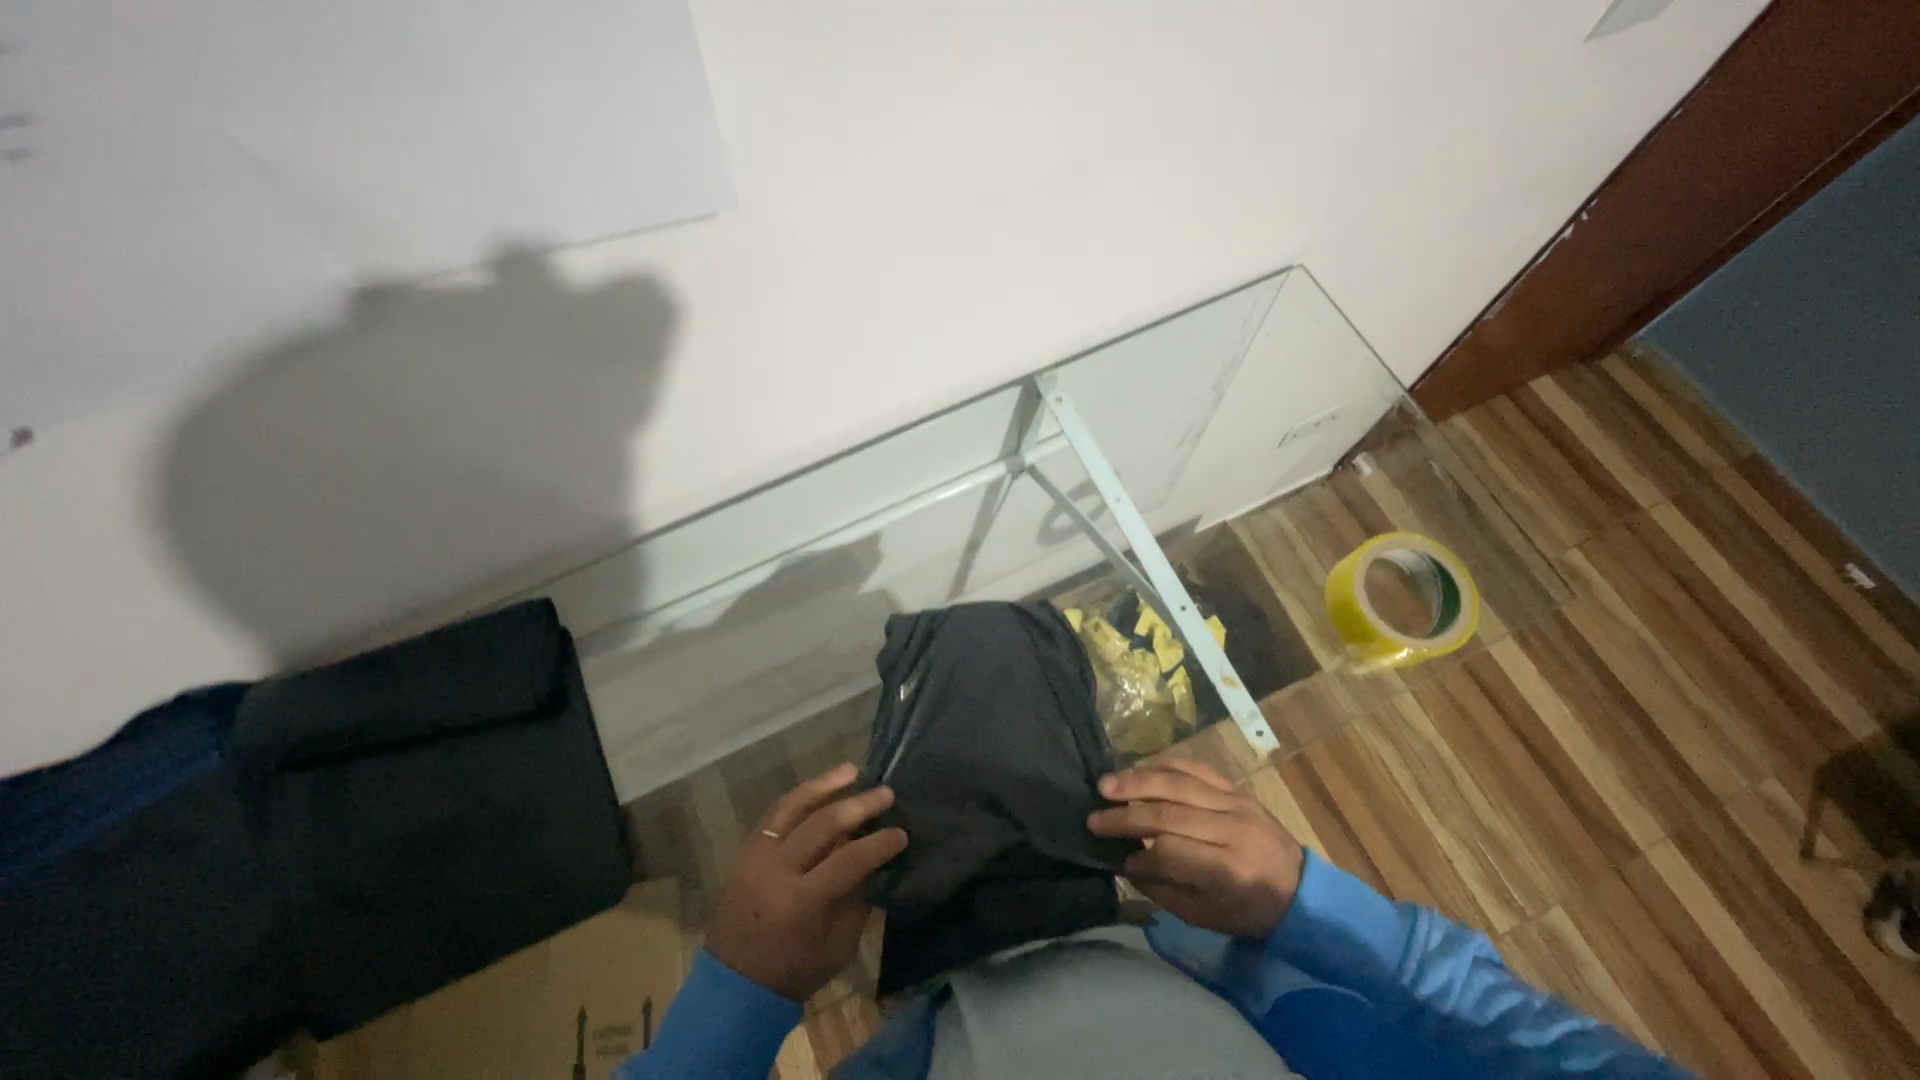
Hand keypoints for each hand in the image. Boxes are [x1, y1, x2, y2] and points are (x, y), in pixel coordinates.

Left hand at [705, 763, 907, 1000]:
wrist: (735, 984)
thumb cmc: (795, 970)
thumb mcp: (839, 944)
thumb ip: (857, 898)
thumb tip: (874, 860)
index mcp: (802, 901)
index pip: (849, 860)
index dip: (879, 844)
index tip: (902, 834)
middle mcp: (777, 871)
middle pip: (822, 824)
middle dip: (859, 805)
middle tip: (886, 794)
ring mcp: (756, 857)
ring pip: (792, 807)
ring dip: (825, 786)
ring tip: (851, 771)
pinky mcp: (745, 851)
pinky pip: (775, 814)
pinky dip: (799, 798)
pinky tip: (820, 787)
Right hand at [1088, 758, 1304, 938]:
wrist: (1301, 890)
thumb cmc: (1249, 910)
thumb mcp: (1206, 916)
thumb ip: (1164, 890)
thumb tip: (1127, 863)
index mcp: (1228, 869)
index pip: (1171, 851)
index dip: (1139, 855)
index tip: (1120, 861)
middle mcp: (1232, 829)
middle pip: (1169, 813)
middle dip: (1125, 816)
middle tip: (1094, 819)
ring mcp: (1235, 802)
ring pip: (1178, 783)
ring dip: (1137, 781)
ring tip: (1105, 786)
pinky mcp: (1236, 787)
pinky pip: (1195, 766)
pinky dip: (1163, 764)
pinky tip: (1138, 770)